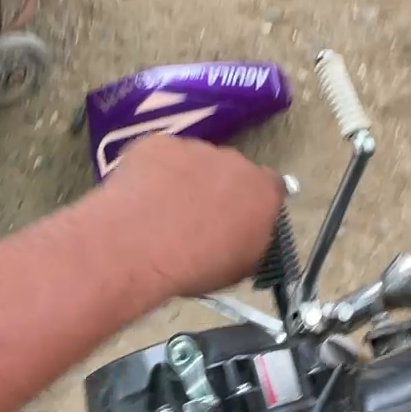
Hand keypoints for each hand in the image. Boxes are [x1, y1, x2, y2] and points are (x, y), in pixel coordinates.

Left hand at [99, 136, 284, 296]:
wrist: (140, 245)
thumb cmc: (197, 265)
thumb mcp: (240, 268)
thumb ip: (251, 240)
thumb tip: (245, 233)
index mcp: (262, 191)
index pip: (270, 187)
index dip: (253, 201)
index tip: (238, 218)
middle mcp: (235, 161)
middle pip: (230, 170)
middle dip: (217, 189)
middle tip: (195, 218)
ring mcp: (195, 148)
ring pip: (193, 161)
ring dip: (184, 179)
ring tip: (161, 210)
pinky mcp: (157, 143)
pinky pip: (160, 156)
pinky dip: (152, 171)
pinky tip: (140, 196)